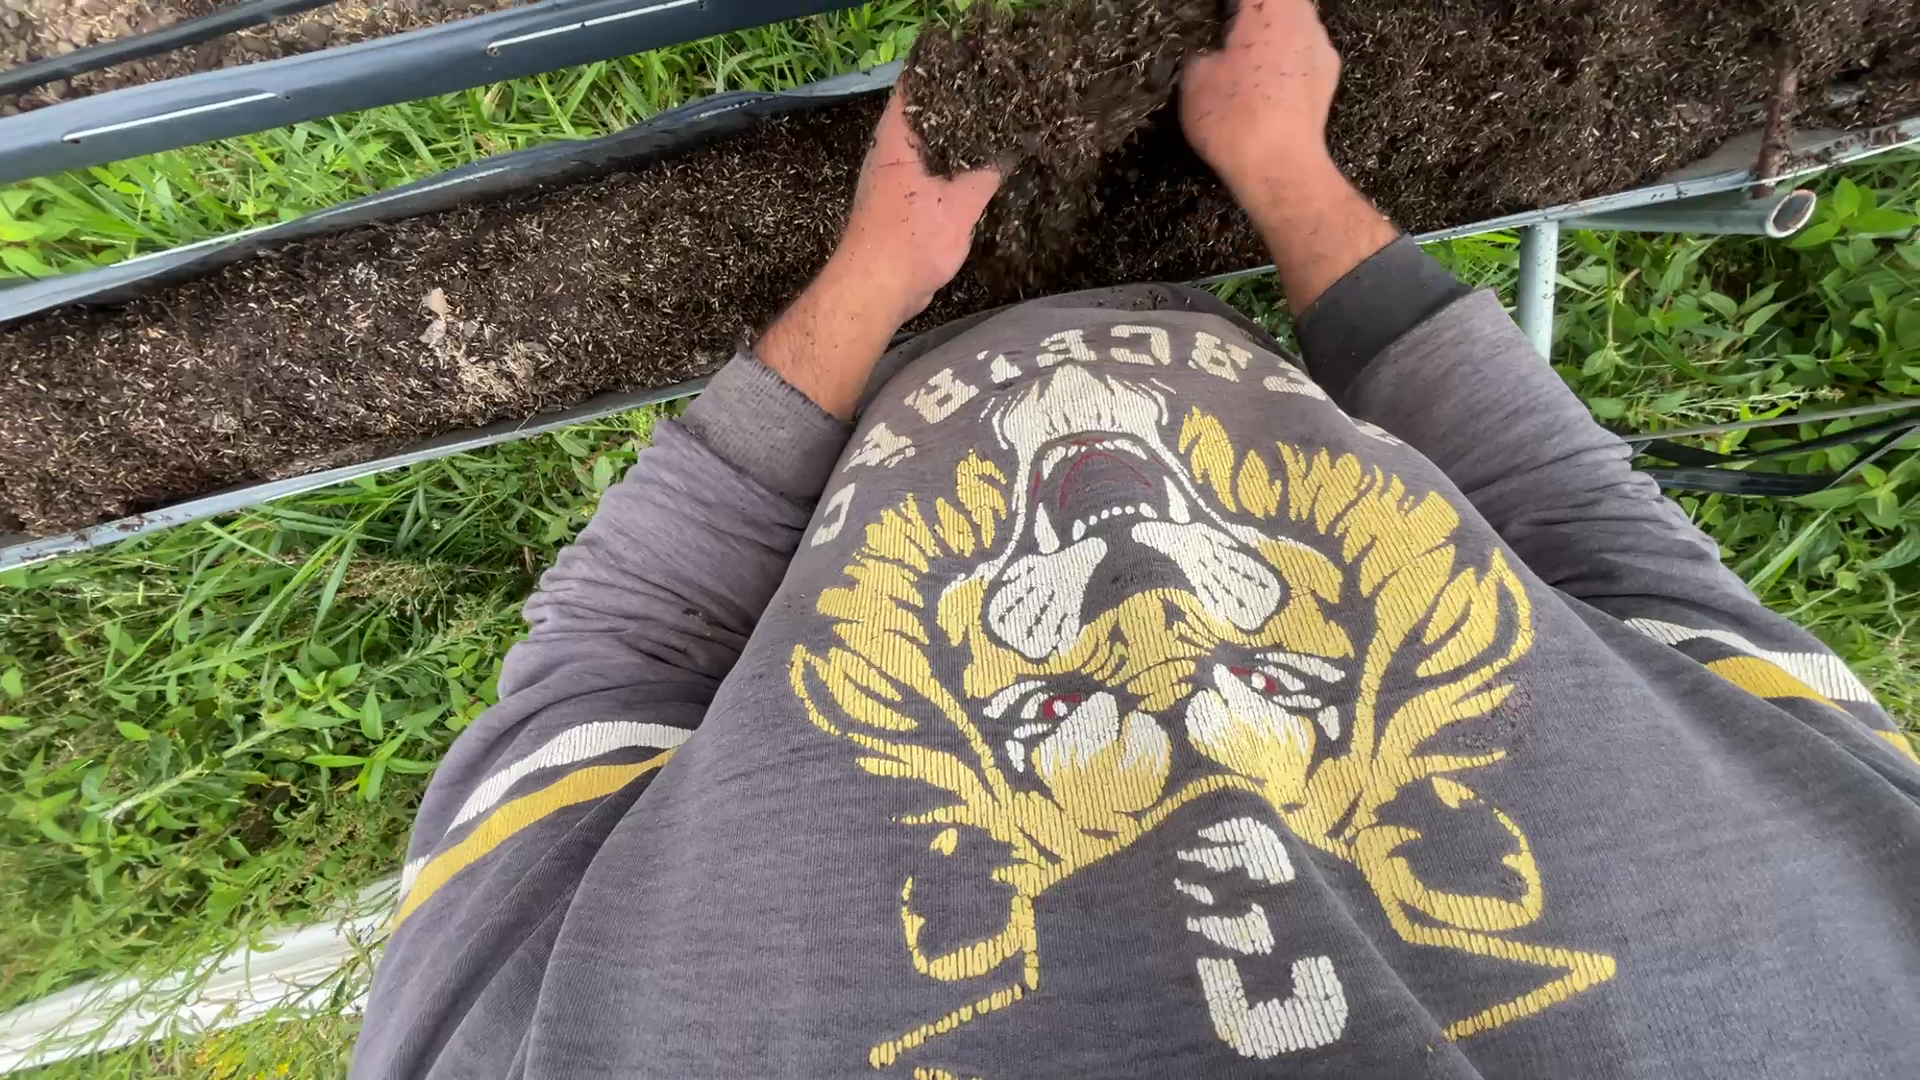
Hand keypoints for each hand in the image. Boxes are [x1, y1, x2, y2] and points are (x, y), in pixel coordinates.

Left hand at [828, 90, 1003, 324]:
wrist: (876, 291)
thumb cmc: (910, 242)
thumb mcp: (960, 204)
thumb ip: (988, 170)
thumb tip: (1016, 142)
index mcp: (897, 136)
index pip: (919, 84)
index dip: (948, 72)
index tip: (983, 72)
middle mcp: (891, 151)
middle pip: (927, 115)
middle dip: (961, 109)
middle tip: (1000, 103)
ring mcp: (894, 179)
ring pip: (930, 149)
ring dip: (958, 145)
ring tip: (996, 134)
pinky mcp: (901, 205)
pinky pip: (931, 177)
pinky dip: (953, 173)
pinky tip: (979, 175)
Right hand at [1179, 0, 1395, 313]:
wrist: (1279, 166)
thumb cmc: (1234, 118)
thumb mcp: (1194, 82)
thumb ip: (1198, 53)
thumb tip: (1204, 51)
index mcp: (1266, 4)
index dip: (1223, 8)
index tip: (1211, 18)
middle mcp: (1301, 13)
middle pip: (1272, 3)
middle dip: (1248, 17)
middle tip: (1223, 40)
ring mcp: (1319, 43)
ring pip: (1290, 26)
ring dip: (1267, 38)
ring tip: (1244, 68)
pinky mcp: (1327, 75)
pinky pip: (1301, 56)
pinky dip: (1283, 65)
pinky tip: (1267, 92)